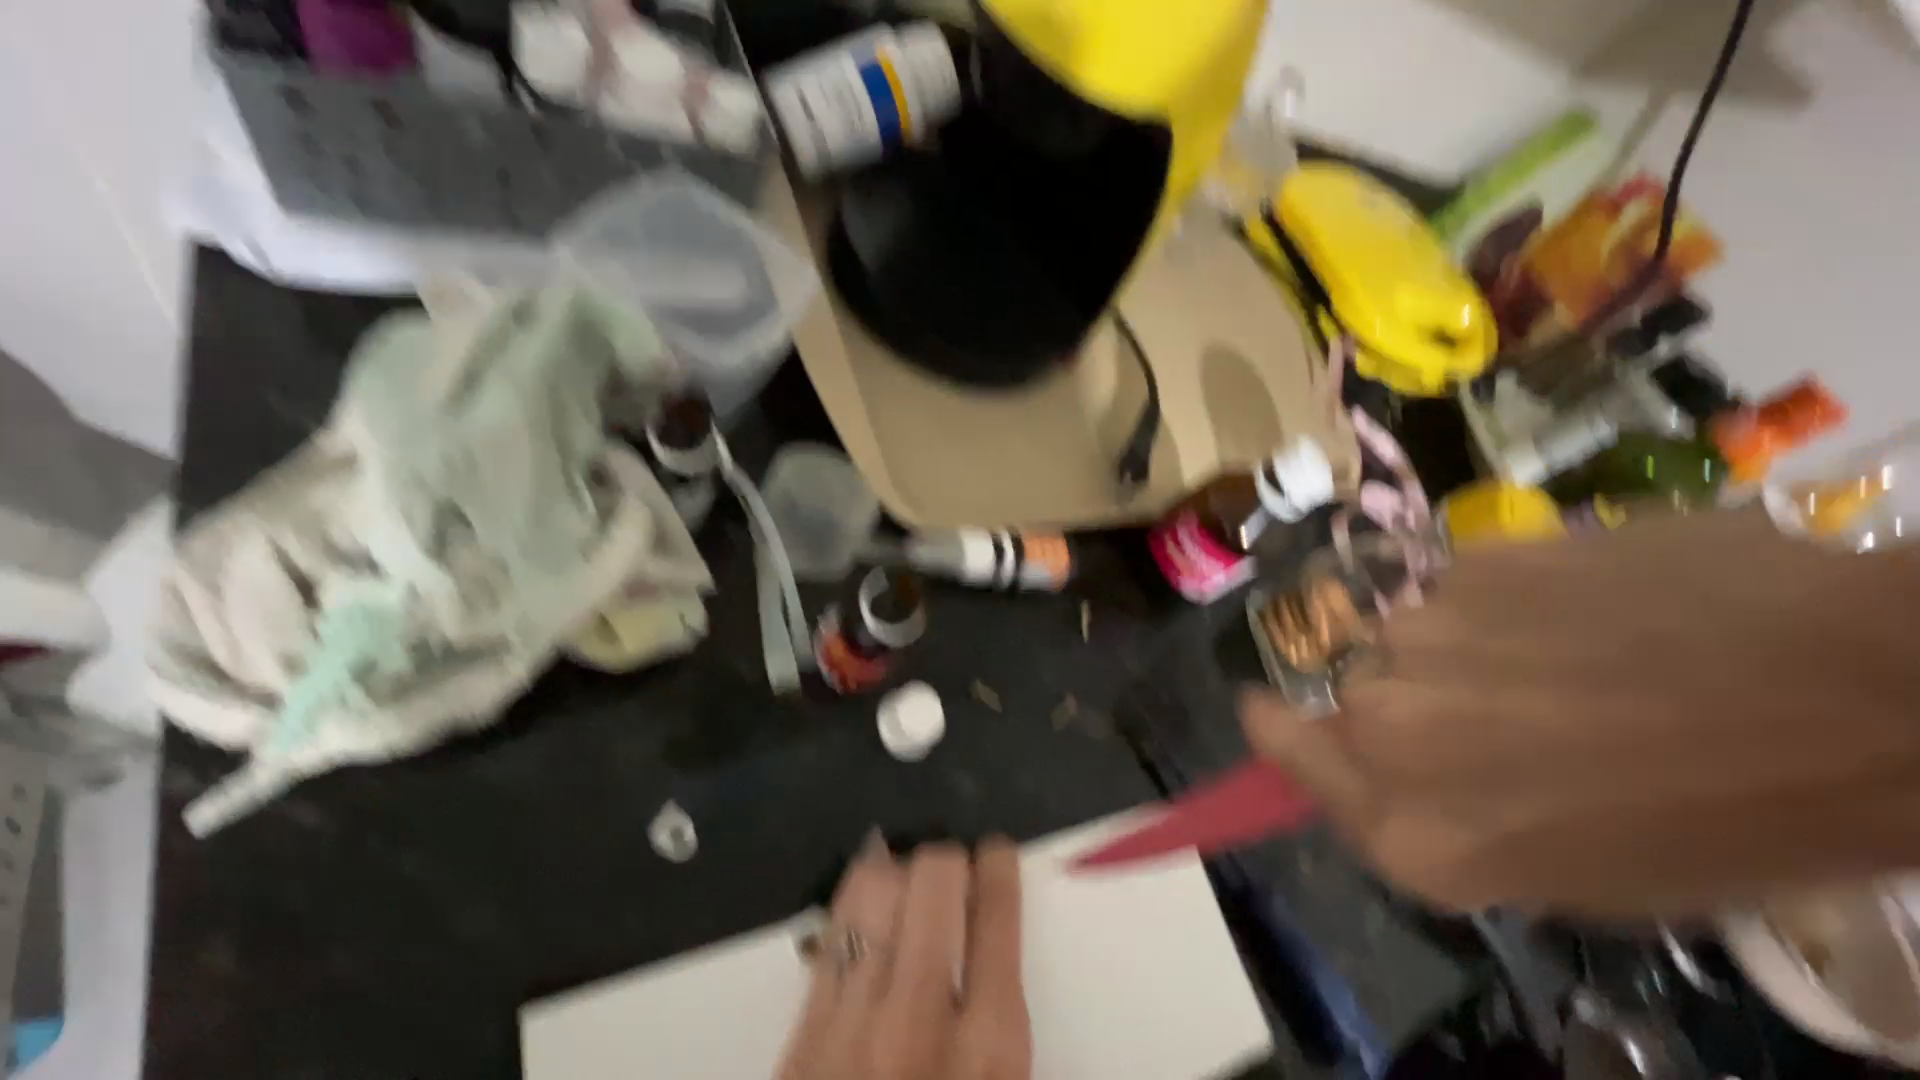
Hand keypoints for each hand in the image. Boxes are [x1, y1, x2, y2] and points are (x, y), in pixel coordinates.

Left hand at [779, 837, 1031, 1079]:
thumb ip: (1004, 1033)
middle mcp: (920, 1022)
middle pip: (933, 888)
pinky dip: (849, 902)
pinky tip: (861, 890)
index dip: (998, 870)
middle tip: (952, 865)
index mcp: (990, 1052)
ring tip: (905, 866)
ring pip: (871, 898)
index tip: (995, 852)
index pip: (997, 919)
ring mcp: (850, 1028)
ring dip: (895, 869)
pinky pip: (829, 942)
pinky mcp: (799, 1042)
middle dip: (947, 860)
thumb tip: (993, 955)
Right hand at [1241, 510, 1919, 918]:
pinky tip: (1591, 608)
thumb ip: (1449, 816)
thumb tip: (1398, 763)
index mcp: (1412, 830)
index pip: (1282, 751)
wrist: (1861, 693)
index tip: (1267, 707)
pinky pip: (1464, 585)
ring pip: (1408, 634)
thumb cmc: (1725, 822)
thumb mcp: (1575, 868)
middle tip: (1502, 704)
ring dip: (1461, 647)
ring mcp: (1424, 632)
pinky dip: (1508, 600)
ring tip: (1567, 655)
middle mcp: (1388, 726)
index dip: (1274, 727)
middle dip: (1406, 700)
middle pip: (1353, 696)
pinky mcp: (1475, 557)